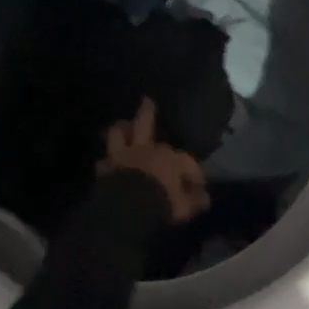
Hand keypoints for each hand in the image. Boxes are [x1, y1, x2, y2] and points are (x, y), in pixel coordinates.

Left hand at [100, 98, 209, 223]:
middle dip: (147, 113)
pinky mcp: (106, 169)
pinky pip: (104, 161)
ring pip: (119, 134)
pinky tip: (107, 162)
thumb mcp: (185, 206)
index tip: (198, 187)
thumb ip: (194, 200)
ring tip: (122, 127)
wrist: (129, 208)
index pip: (186, 162)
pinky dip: (107, 161)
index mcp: (170, 158)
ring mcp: (123, 157)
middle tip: (147, 101)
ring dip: (121, 130)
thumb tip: (204, 197)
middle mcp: (146, 150)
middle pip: (145, 124)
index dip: (194, 174)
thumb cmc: (164, 203)